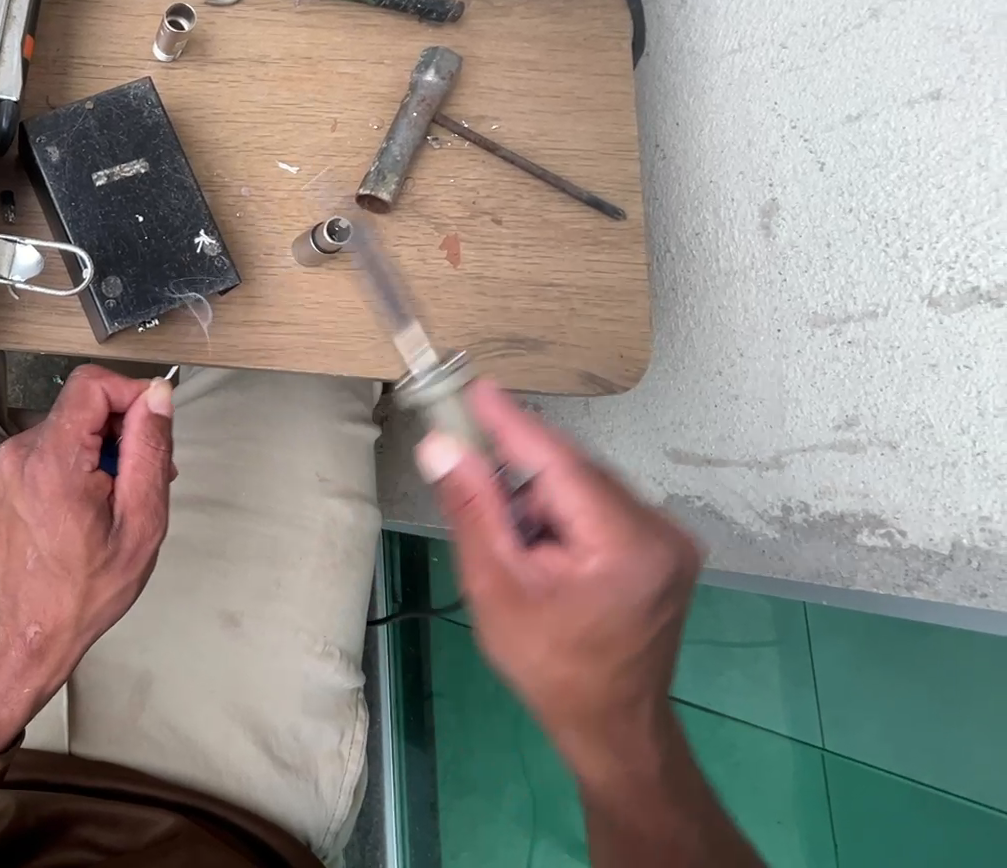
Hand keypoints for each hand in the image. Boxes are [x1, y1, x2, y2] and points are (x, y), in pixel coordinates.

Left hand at [0, 365, 175, 750]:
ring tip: (119, 496)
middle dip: (122, 429)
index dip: (131, 392)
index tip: (155, 423)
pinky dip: (76, 459)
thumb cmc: (87, 588)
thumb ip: (149, 451)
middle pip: (81, 405)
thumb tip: (157, 396)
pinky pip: (49, 444)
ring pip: (68, 425)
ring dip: (101, 448)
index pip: (91, 384)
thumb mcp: (140, 523)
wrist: (29, 628)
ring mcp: (4, 461)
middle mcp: (19, 452)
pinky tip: (91, 499)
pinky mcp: (1, 471)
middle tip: (147, 476)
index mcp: (51, 461)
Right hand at [416, 380, 701, 783]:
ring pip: (578, 486)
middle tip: (461, 468)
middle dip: (513, 469)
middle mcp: (659, 530)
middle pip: (568, 471)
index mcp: (626, 543)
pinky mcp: (657, 546)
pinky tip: (530, 540)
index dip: (511, 422)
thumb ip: (472, 508)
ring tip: (503, 535)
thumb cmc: (546, 660)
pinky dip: (551, 508)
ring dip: (530, 493)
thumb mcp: (494, 583)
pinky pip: (591, 503)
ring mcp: (666, 538)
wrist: (607, 720)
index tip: (475, 386)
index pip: (558, 462)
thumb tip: (440, 445)